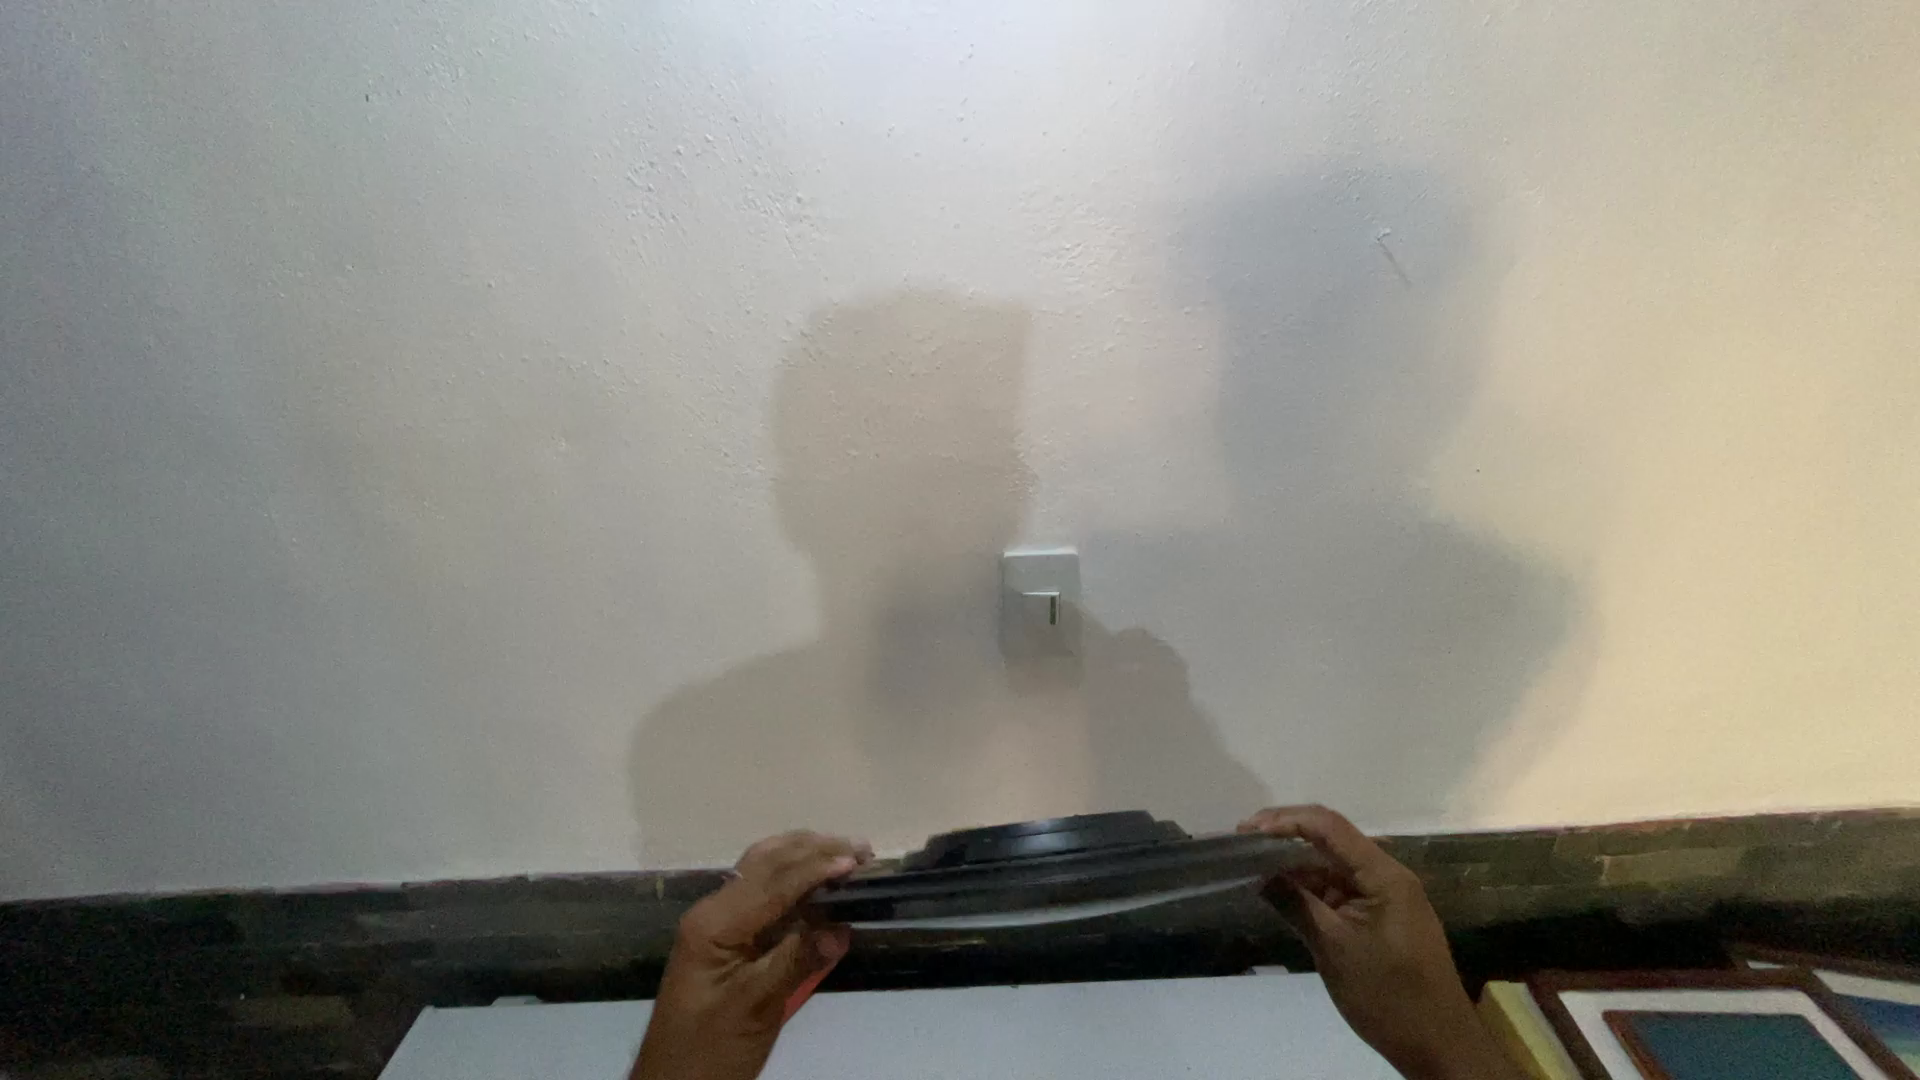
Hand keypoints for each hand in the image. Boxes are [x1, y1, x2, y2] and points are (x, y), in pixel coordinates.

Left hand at [632, 831, 871, 1079]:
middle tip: (862, 848)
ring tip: (846, 852)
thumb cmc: (709, 1051)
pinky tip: (819, 877)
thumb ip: (797, 963)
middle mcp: (715, 908)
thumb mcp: (754, 1010)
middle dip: (815, 850)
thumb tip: (842, 929)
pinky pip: (766, 890)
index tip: (856, 862)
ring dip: (806, 855)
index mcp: (715, 923)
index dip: (816, 868)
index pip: (773, 882)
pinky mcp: (730, 933)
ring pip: (766, 867)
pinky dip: (796, 876)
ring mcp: (720, 919)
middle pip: (769, 862)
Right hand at [1240, 806, 1521, 1079]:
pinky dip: (1308, 886)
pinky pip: (1338, 887)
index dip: (1285, 820)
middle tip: (1243, 840)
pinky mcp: (1379, 915)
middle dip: (1285, 834)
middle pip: (1330, 837)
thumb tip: (1258, 874)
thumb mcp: (1333, 948)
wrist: (1441, 1051)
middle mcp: (1386, 875)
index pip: (1329, 826)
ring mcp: (1384, 895)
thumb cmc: (1388, 996)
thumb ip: (1294, 902)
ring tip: (1253, 864)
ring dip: (1294, 862)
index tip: (1246, 831)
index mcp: (1384, 875)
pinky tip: (1281, 890)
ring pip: (1331, 863)